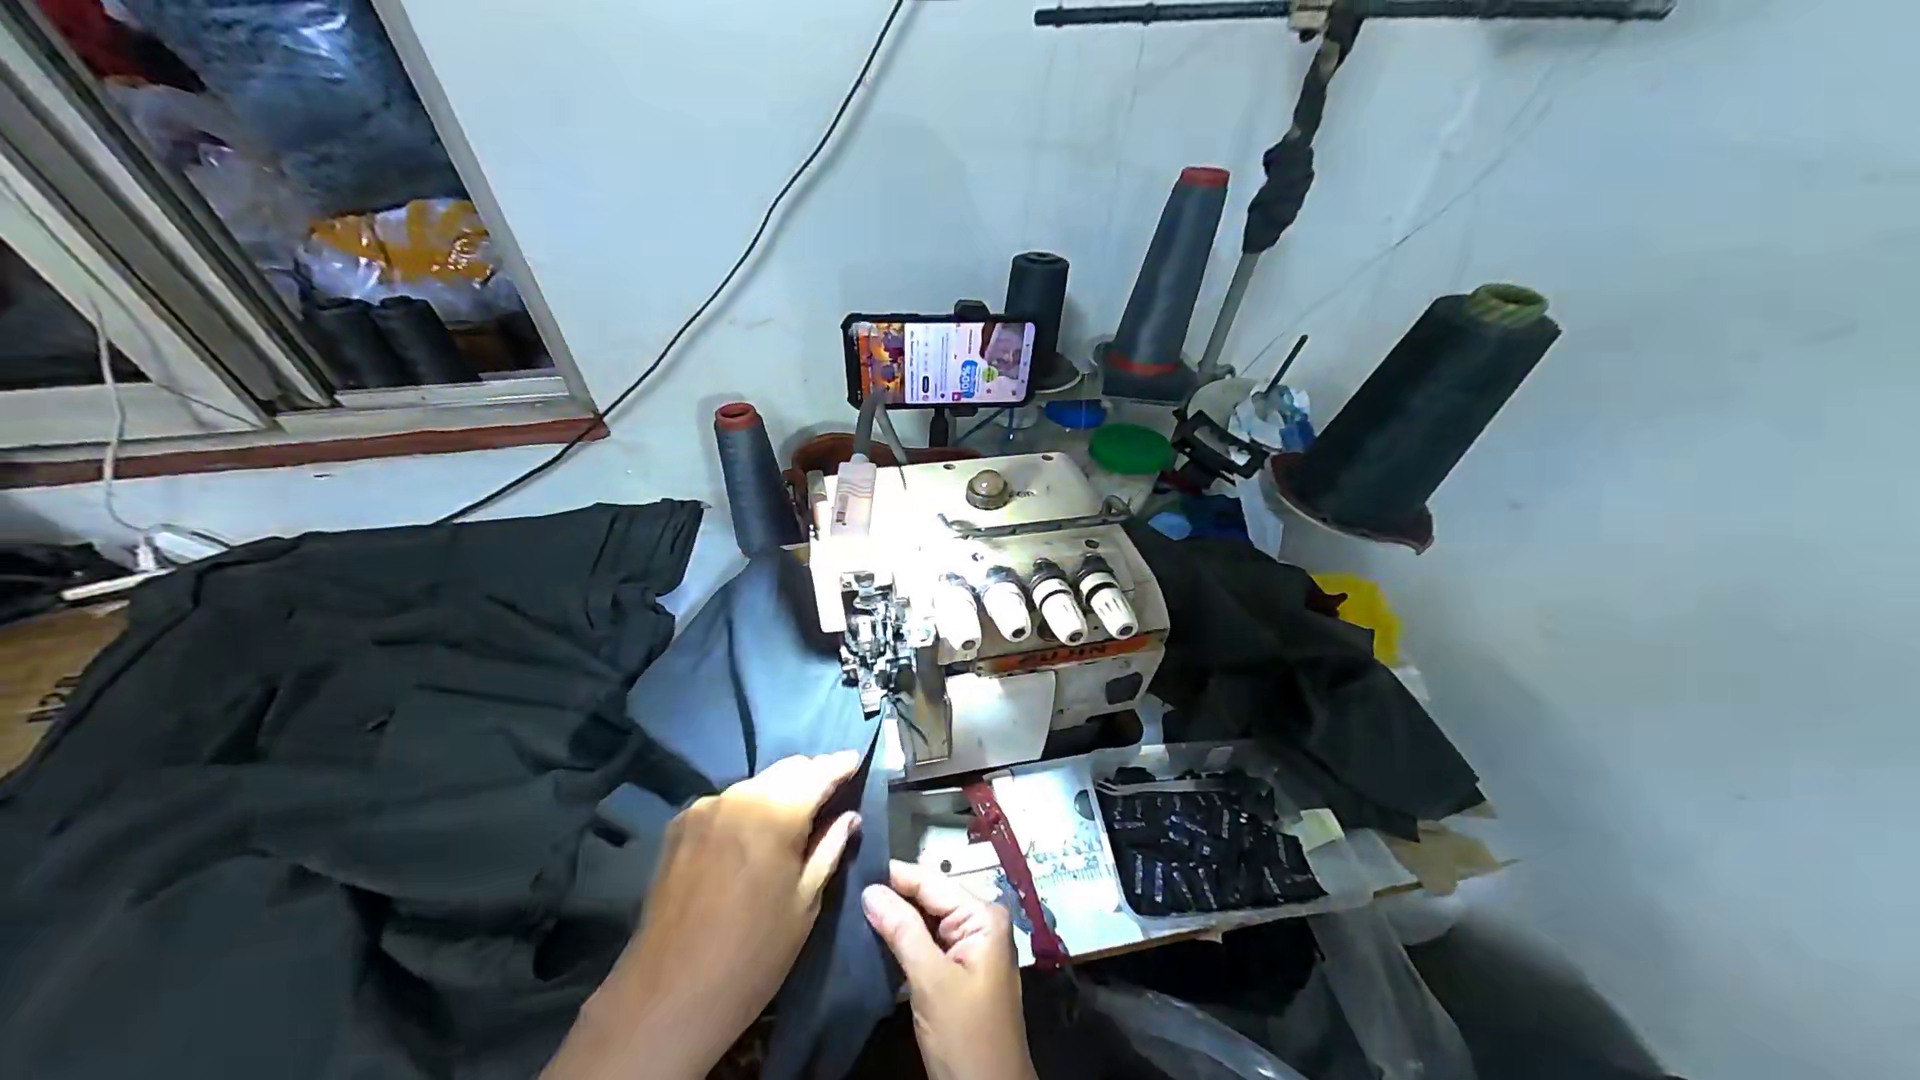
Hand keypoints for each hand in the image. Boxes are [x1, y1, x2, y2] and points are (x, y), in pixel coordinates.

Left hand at [543, 752, 863, 1079]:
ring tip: (792, 819)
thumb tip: (848, 816)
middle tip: (831, 795)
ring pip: (755, 785)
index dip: (841, 765)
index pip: (818, 772)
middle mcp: (738, 797)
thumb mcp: (805, 902)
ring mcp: (703, 809)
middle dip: (811, 777)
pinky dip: (748, 809)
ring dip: (779, 793)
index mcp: (774, 813)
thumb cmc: (753, 953)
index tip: (856, 761)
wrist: (667, 995)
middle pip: (786, 770)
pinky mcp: (678, 826)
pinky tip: (752, 836)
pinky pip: (727, 803)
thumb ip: (830, 848)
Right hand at [862, 860, 1037, 1079]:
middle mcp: (980, 922)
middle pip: (929, 898)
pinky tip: (875, 937)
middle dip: (892, 896)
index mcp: (983, 916)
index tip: (854, 868)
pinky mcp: (958, 969)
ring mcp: (971, 946)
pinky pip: (927, 942)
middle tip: (848, 890)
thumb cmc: (966, 1037)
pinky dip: (904, 941)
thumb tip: (870, 890)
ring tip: (853, 908)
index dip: (893, 875)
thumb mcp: (931, 982)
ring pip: (926, 920)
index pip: (932, 882)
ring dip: (895, 919)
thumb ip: (902, 931)